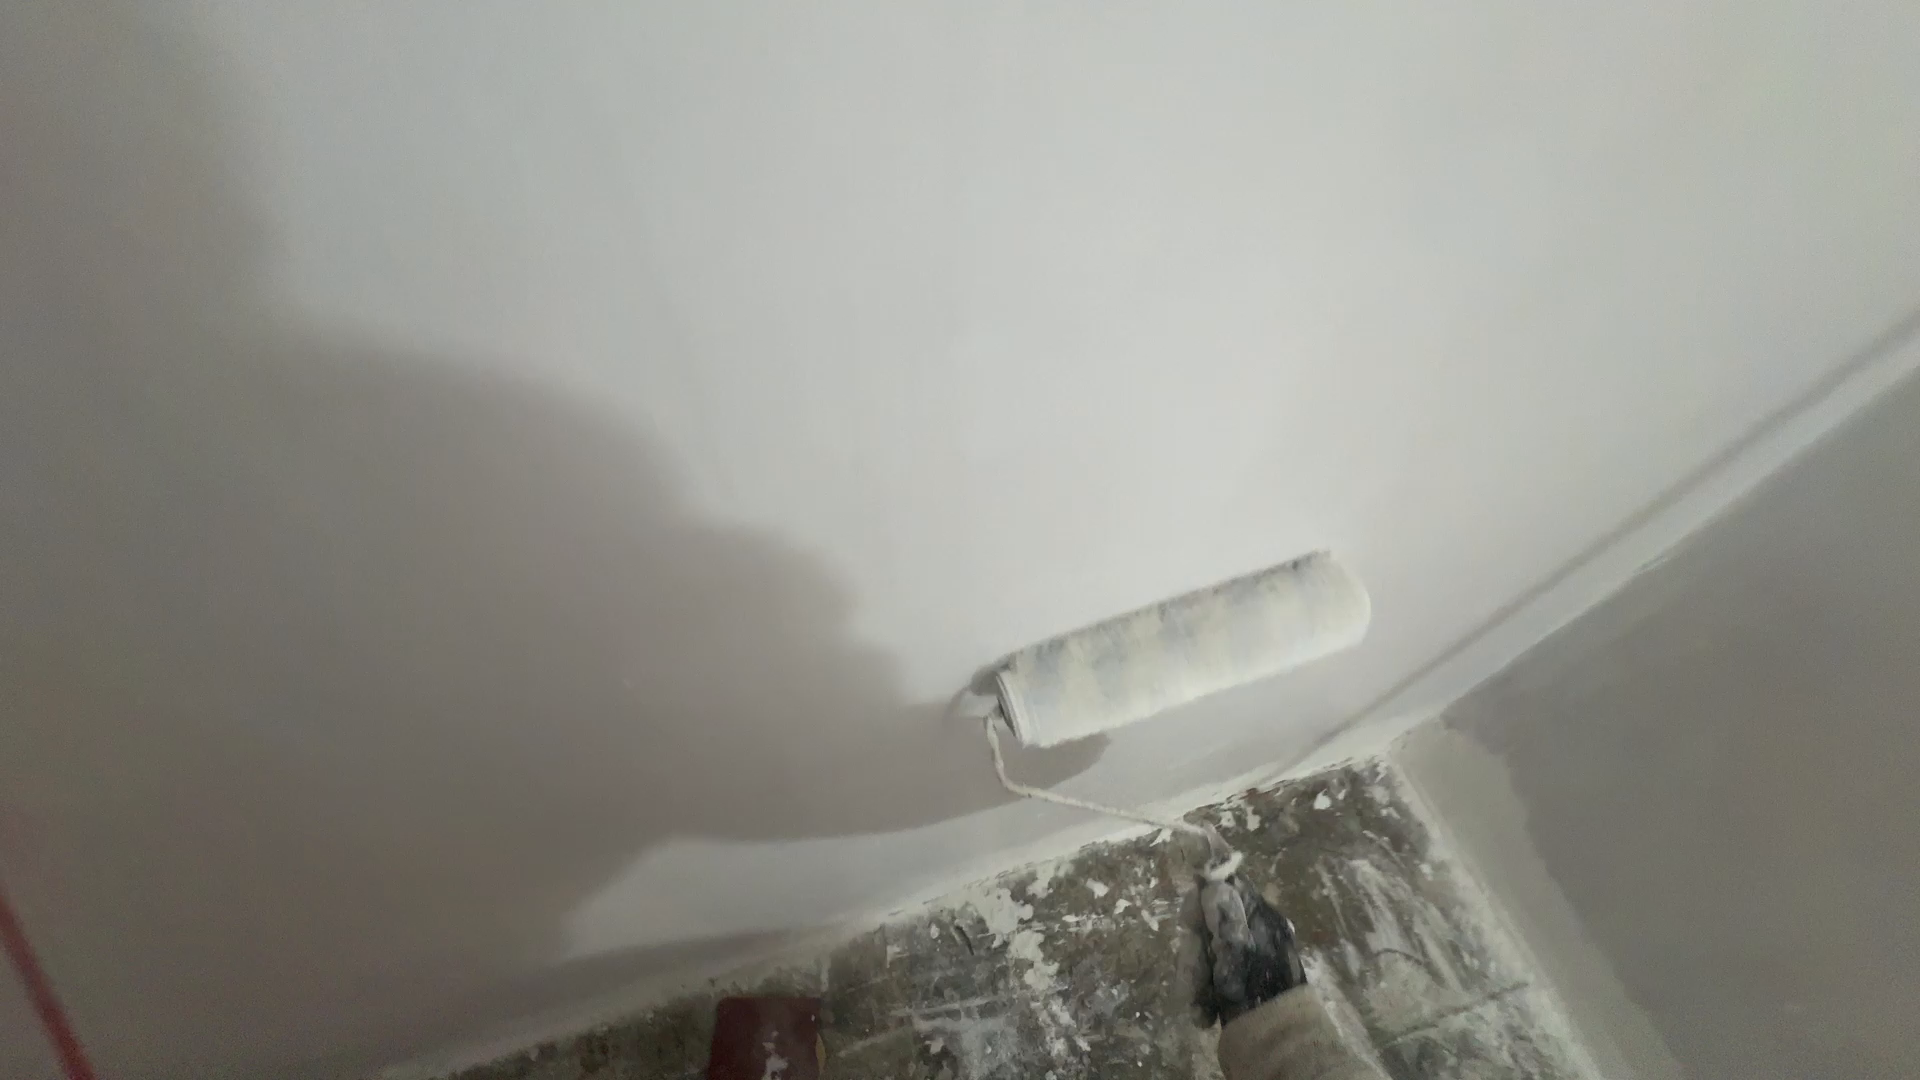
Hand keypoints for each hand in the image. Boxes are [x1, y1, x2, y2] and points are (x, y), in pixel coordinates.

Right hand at [1196, 866, 1305, 1023]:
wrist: (1278, 1046)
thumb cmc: (1260, 990)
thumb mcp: (1240, 946)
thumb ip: (1223, 912)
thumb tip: (1210, 879)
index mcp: (1258, 916)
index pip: (1226, 886)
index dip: (1201, 898)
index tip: (1188, 920)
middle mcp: (1248, 932)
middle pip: (1206, 921)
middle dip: (1194, 948)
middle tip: (1194, 971)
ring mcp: (1238, 959)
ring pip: (1200, 950)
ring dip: (1193, 975)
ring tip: (1196, 1000)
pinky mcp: (1229, 983)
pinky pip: (1204, 975)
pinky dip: (1199, 992)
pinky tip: (1201, 1011)